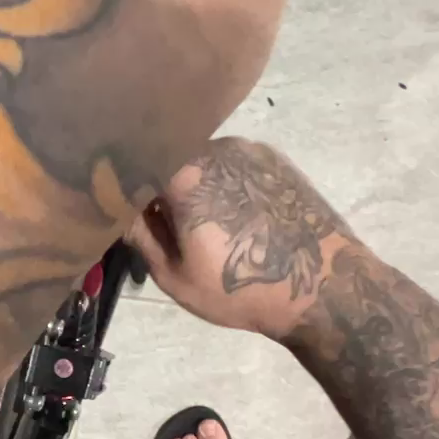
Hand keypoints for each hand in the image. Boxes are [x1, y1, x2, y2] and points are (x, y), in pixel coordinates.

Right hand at [127, 137, 353, 336]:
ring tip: (199, 226)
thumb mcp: (175, 277)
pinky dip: (220, 184)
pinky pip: (230, 165)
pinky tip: (229, 218)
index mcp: (184, 174)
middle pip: (168, 160)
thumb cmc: (239, 290)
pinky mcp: (274, 158)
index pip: (135, 167)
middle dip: (157, 187)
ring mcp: (248, 149)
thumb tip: (117, 210)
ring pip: (200, 162)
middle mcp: (214, 148)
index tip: (116, 210)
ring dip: (191, 186)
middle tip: (158, 225)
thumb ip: (140, 237)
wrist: (322, 287)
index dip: (122, 189)